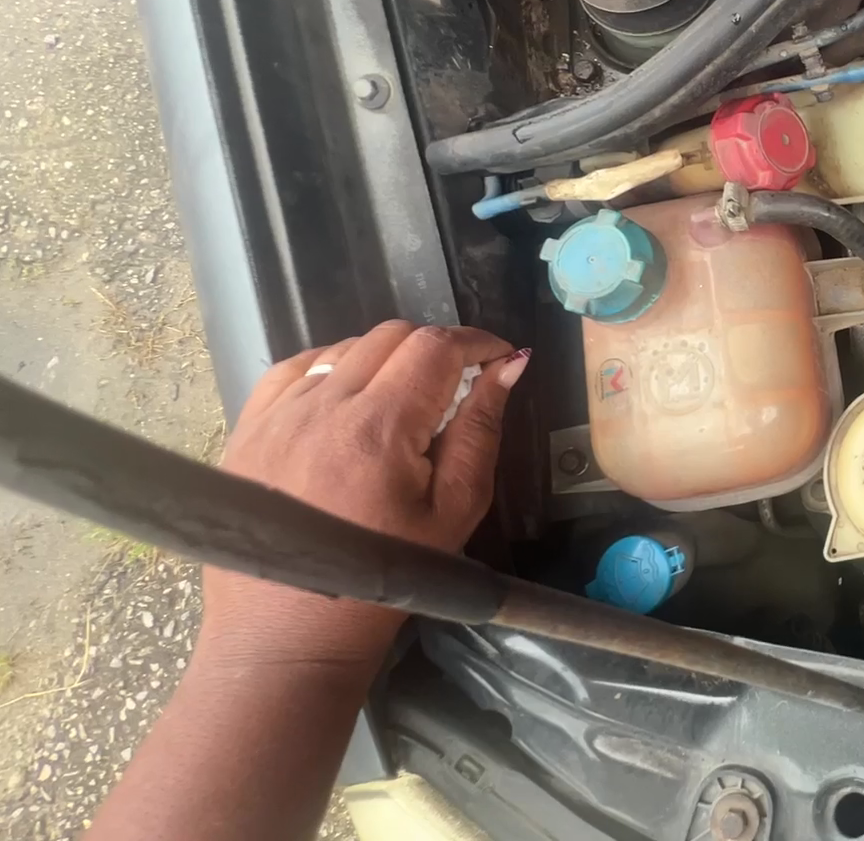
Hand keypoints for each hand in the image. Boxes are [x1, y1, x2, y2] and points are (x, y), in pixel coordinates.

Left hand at [200, 321, 526, 671]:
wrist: (290, 631)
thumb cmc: (395, 569)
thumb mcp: (460, 502)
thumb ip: (483, 425)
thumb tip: (511, 366)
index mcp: (379, 428)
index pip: (435, 347)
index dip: (478, 341)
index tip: (502, 358)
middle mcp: (320, 409)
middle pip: (391, 335)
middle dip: (440, 346)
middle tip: (465, 379)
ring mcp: (274, 417)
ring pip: (346, 346)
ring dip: (392, 355)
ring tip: (412, 393)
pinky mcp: (247, 431)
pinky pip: (296, 368)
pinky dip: (338, 365)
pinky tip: (356, 393)